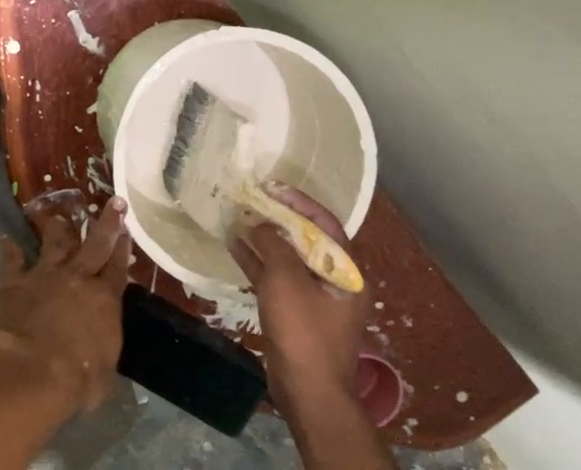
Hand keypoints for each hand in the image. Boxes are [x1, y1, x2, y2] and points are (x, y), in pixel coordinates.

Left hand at [0, 195, 132, 413]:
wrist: (34, 369)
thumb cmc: (79, 378)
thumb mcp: (106, 367)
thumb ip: (104, 345)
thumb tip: (101, 342)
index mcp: (105, 299)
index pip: (117, 268)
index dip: (123, 247)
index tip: (127, 228)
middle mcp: (77, 279)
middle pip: (94, 244)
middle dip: (106, 222)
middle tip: (112, 202)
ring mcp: (44, 275)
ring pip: (53, 244)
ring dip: (57, 230)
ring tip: (57, 216)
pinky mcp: (15, 281)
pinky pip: (11, 259)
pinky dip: (9, 248)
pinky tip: (6, 237)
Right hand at [229, 181, 366, 395]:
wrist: (309, 392)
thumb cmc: (304, 332)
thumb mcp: (286, 281)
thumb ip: (273, 245)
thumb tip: (260, 225)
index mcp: (346, 271)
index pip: (325, 223)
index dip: (299, 202)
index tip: (271, 187)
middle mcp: (335, 280)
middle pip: (306, 239)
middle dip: (277, 218)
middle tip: (251, 200)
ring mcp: (315, 298)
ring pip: (288, 258)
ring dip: (264, 239)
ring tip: (237, 218)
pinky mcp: (296, 313)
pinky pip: (277, 278)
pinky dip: (258, 262)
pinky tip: (234, 246)